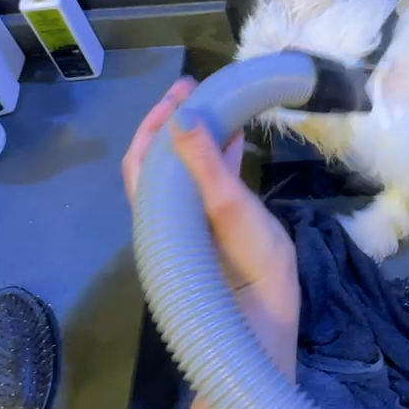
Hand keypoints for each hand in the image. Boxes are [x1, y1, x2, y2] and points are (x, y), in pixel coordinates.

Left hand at [123, 77, 299, 370]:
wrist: (263, 321)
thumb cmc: (248, 264)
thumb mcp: (229, 208)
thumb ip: (206, 164)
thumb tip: (181, 117)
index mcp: (161, 211)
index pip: (144, 156)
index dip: (159, 118)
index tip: (185, 87)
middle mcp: (167, 216)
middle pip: (158, 161)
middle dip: (175, 122)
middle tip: (200, 90)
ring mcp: (188, 224)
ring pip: (182, 171)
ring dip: (196, 137)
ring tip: (219, 106)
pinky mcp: (210, 231)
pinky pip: (206, 184)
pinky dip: (216, 157)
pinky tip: (237, 141)